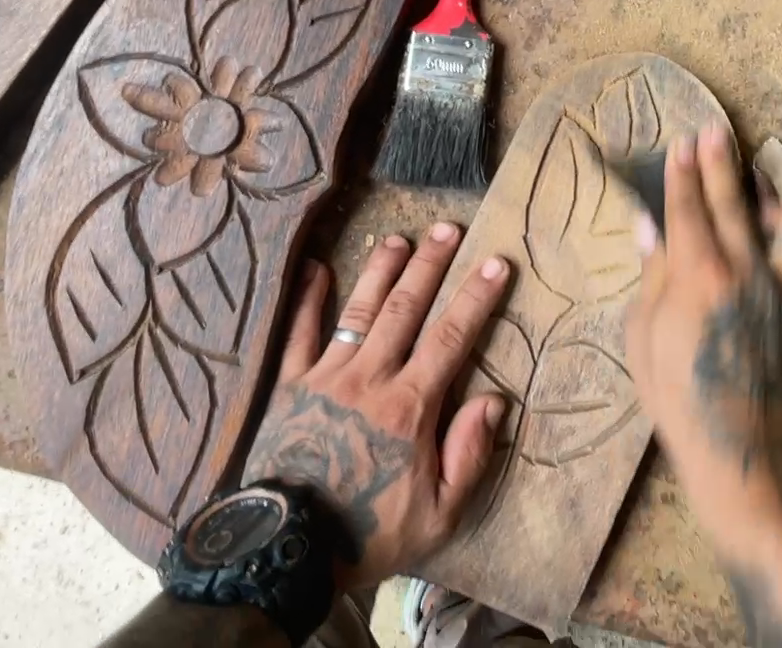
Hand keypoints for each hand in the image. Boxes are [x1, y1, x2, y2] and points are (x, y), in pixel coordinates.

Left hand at [242, 224, 511, 590]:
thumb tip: (492, 401)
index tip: (495, 263)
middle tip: (447, 229)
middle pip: (406, 308)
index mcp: (410, 406)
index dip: (476, 297)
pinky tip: (316, 267)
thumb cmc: (370, 532)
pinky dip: (308, 299)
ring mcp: (327, 376)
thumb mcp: (439, 515)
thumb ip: (468, 456)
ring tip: (399, 238)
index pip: (451, 337)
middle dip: (431, 265)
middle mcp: (371, 378)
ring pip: (361, 310)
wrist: (286, 551)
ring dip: (382, 271)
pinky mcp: (291, 385)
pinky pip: (300, 334)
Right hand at [624, 125, 781, 509]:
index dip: (683, 173)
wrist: (744, 451)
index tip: (682, 143)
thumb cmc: (679, 398)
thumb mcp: (644, 338)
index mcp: (699, 275)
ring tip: (770, 180)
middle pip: (734, 205)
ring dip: (781, 198)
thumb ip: (652, 277)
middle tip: (717, 132)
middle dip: (722, 164)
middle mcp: (748, 271)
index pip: (688, 209)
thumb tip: (648, 227)